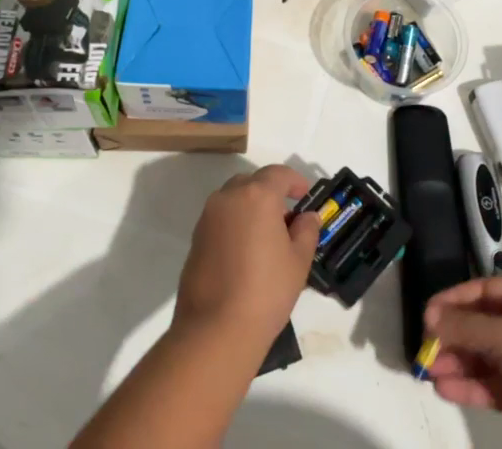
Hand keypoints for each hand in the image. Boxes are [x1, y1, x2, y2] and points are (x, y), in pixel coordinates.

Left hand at [173, 164, 320, 344]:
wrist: (216, 328)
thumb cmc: (266, 290)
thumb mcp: (298, 260)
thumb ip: (306, 231)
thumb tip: (306, 216)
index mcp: (256, 196)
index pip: (278, 174)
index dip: (294, 181)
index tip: (304, 195)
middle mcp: (228, 198)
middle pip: (252, 182)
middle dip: (270, 193)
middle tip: (287, 217)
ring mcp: (207, 218)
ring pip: (233, 200)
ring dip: (251, 208)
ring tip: (267, 236)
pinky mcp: (195, 239)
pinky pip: (220, 219)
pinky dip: (235, 224)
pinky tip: (246, 252)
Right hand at [423, 277, 501, 445]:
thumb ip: (466, 327)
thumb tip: (430, 315)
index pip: (484, 290)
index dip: (454, 300)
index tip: (426, 315)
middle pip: (480, 324)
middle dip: (451, 337)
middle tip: (423, 350)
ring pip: (482, 357)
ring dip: (455, 362)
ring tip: (427, 372)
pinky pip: (490, 384)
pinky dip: (468, 386)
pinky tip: (445, 389)